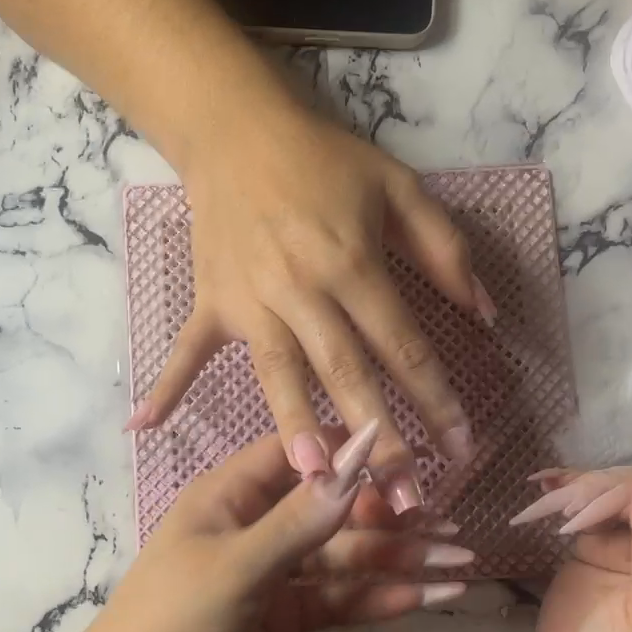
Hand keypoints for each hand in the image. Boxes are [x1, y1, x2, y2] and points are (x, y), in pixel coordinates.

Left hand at [33, 423, 471, 631]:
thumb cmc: (173, 618)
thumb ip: (301, 520)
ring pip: (342, 559)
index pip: (300, 457)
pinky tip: (424, 598)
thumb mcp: (237, 566)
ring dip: (396, 562)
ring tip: (460, 565)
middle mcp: (256, 525)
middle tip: (451, 527)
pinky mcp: (282, 616)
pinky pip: (335, 600)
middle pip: (331, 511)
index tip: (413, 463)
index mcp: (231, 495)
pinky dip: (375, 600)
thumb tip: (358, 455)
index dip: (353, 456)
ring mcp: (271, 573)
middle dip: (389, 519)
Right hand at [128, 109, 494, 513]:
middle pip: (345, 375)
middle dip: (376, 438)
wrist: (240, 134)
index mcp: (353, 265)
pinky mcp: (211, 306)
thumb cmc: (324, 163)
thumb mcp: (400, 188)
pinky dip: (166, 387)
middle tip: (398, 497)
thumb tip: (487, 315)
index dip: (436, 398)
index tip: (461, 448)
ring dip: (295, 426)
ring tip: (312, 481)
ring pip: (278, 375)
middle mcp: (302, 292)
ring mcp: (249, 304)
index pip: (402, 344)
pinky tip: (144, 426)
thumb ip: (445, 251)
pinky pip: (188, 352)